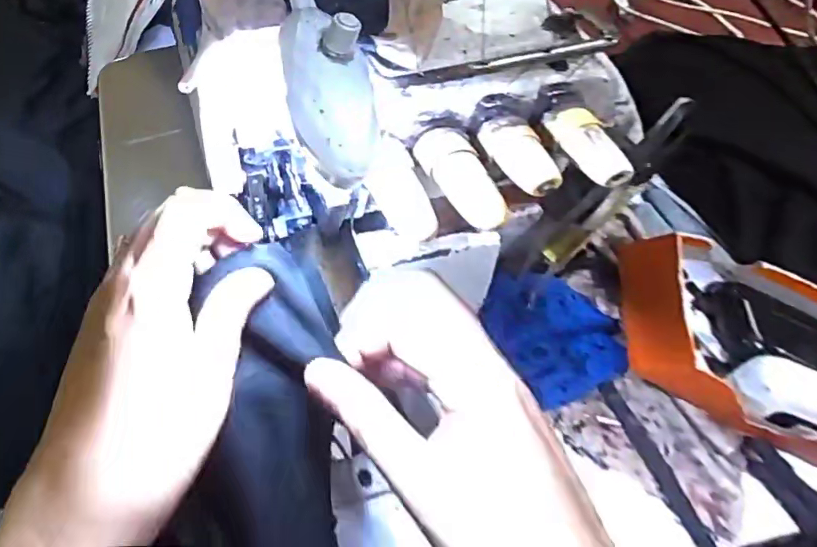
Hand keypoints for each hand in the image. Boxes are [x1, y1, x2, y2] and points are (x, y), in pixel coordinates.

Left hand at [0, 189, 274, 546]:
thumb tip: (257, 274)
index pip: (185, 209)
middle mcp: (119, 280)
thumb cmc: (153, 440)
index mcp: (149, 285)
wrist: (76, 501)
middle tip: (242, 250)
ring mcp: (102, 298)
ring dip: (188, 235)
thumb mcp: (209, 375)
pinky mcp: (96, 319)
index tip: (254, 241)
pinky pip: (135, 261)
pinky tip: (188, 295)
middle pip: (163, 212)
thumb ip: (232, 309)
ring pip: (147, 234)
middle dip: (209, 217)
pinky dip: (167, 256)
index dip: (226, 211)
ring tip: (221, 271)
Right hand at [304, 270, 612, 546]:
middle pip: (426, 293)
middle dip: (376, 312)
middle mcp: (491, 360)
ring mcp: (498, 371)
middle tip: (349, 357)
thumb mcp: (421, 484)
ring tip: (364, 370)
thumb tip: (317, 371)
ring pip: (437, 312)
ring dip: (393, 327)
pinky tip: (392, 381)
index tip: (340, 367)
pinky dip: (413, 347)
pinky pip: (448, 342)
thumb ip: (366, 419)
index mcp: (476, 375)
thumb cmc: (499, 534)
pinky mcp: (498, 388)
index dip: (364, 329)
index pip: (408, 311)